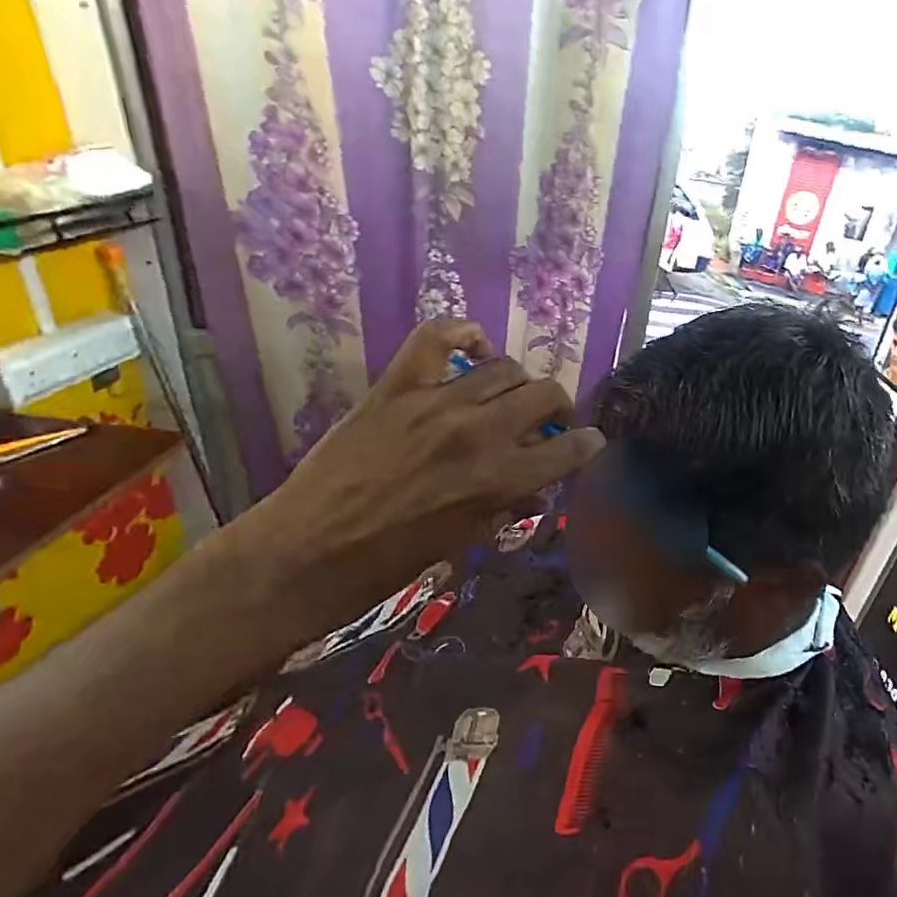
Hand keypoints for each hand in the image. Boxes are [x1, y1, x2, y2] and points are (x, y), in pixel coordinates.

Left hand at [219, 318, 604, 633]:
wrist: (307, 551)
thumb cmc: (388, 563)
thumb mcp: (460, 542)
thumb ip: (503, 506)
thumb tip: (533, 488)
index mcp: (499, 480)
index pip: (567, 450)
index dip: (587, 446)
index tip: (589, 443)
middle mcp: (478, 433)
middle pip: (544, 394)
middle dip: (558, 407)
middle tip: (547, 421)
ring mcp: (435, 402)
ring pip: (503, 366)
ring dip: (516, 381)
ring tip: (506, 395)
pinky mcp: (397, 386)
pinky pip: (437, 337)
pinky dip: (462, 333)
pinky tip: (473, 344)